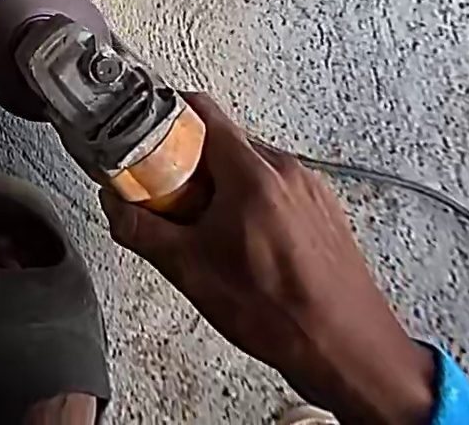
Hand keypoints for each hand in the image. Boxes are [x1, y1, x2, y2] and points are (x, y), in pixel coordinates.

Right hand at [100, 93, 436, 424]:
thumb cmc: (284, 317)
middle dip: (187, 154)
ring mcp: (307, 187)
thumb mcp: (191, 271)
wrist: (355, 358)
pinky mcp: (320, 206)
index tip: (148, 133)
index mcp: (252, 175)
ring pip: (246, 158)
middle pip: (220, 135)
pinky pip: (271, 180)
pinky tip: (239, 233)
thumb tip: (113, 205)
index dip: (167, 111)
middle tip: (168, 185)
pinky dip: (246, 193)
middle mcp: (284, 170)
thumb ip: (141, 230)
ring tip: (204, 216)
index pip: (201, 109)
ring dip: (217, 176)